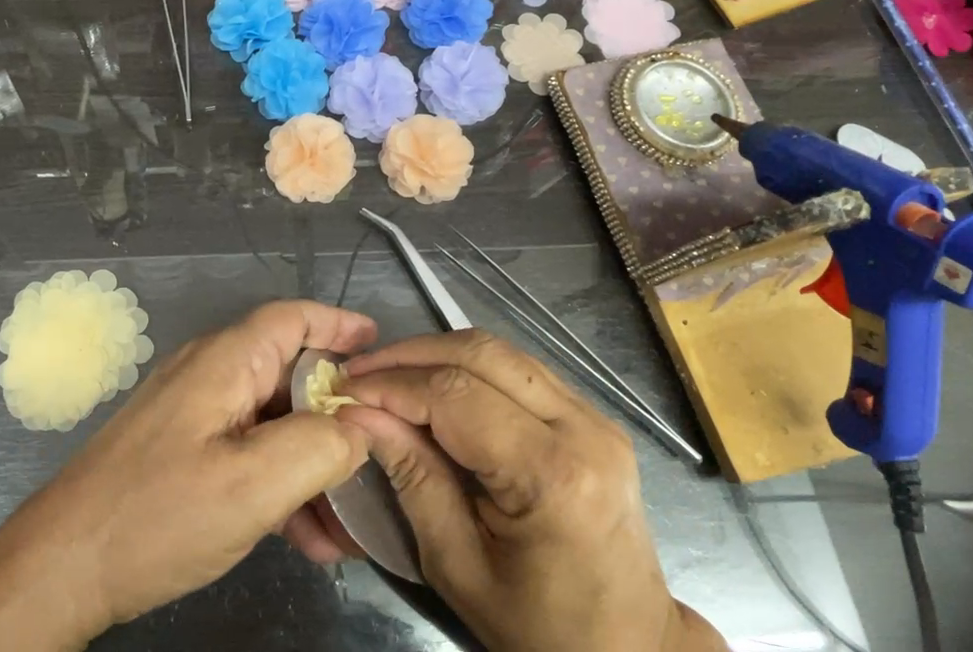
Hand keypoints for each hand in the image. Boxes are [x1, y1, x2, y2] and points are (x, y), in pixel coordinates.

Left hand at [0, 301, 380, 649]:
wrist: (64, 567)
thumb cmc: (159, 514)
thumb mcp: (253, 483)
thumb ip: (319, 445)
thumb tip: (364, 422)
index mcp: (224, 362)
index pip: (292, 318)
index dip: (340, 324)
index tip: (384, 347)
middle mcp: (209, 377)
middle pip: (290, 376)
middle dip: (338, 421)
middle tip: (383, 461)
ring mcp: (194, 418)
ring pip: (273, 426)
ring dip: (314, 469)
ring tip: (351, 529)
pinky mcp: (183, 456)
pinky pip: (248, 457)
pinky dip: (282, 489)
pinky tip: (310, 542)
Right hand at [337, 331, 722, 651]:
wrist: (630, 649)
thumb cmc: (539, 627)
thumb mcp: (457, 565)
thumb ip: (412, 479)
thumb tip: (358, 416)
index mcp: (552, 474)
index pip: (454, 395)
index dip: (391, 385)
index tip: (342, 393)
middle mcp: (583, 429)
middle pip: (479, 354)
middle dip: (409, 356)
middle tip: (359, 373)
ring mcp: (596, 417)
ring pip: (500, 351)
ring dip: (436, 354)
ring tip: (387, 375)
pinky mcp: (594, 418)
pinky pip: (519, 369)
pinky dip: (467, 368)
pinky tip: (432, 387)